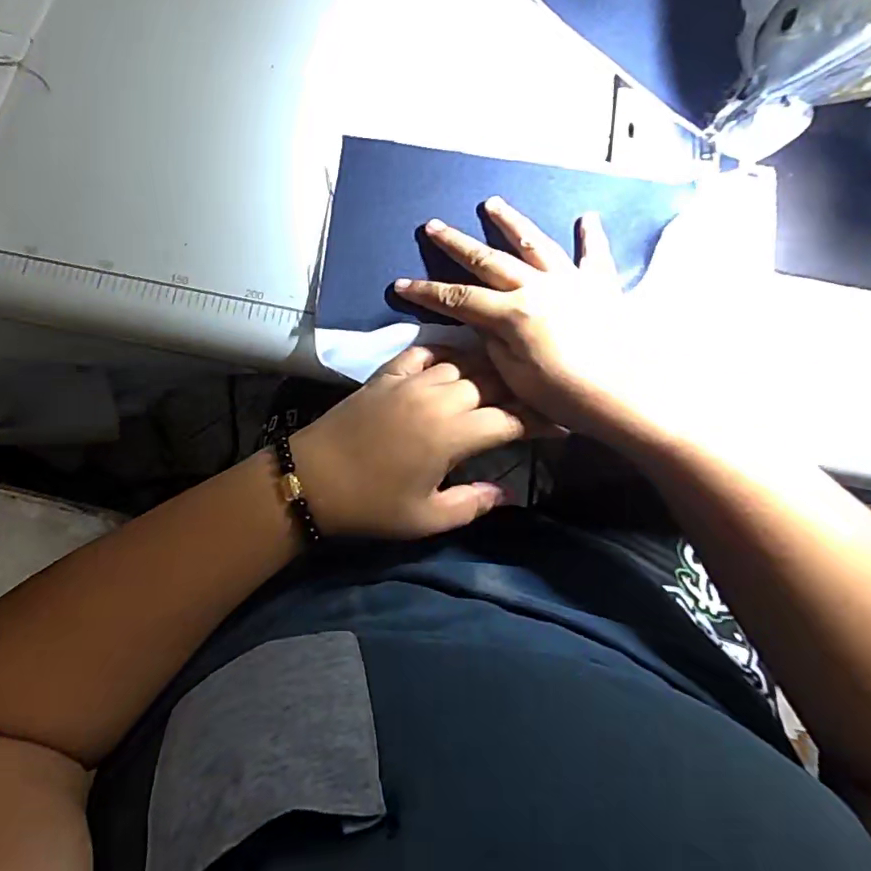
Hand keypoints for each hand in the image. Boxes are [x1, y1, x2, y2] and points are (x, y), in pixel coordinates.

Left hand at [289, 346, 535, 539]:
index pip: (510, 419)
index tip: (557, 426)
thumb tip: (508, 494)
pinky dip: (443, 352)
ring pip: (462, 362)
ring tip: (501, 378)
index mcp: (454, 434)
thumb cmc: (372, 505)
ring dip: (485, 369)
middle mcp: (439, 398)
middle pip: (491, 383)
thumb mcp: (427, 518)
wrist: (313, 480)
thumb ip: (473, 503)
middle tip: (532, 400)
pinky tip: (454, 360)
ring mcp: (410, 381)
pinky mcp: (386, 375)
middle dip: (516, 391)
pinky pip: (423, 352)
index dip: (537, 422)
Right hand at [393, 190, 772, 452]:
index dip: (426, 292)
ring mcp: (570, 281)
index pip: (457, 299)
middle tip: (434, 226)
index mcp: (511, 314)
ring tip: (492, 204)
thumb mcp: (516, 377)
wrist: (628, 397)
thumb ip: (496, 343)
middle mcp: (536, 288)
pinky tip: (587, 218)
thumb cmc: (566, 396)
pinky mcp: (601, 286)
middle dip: (456, 244)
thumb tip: (486, 323)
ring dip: (510, 223)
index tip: (400, 283)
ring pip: (533, 244)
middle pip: (487, 260)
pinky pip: (594, 255)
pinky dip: (590, 236)